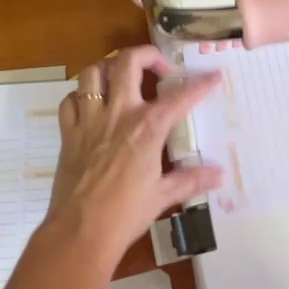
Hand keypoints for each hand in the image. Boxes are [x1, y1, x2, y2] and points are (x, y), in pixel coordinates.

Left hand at [46, 45, 223, 261]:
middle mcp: (118, 113)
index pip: (179, 96)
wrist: (80, 232)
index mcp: (147, 127)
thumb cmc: (125, 214)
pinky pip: (70, 100)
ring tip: (122, 78)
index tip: (213, 77)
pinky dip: (81, 96)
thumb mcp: (163, 196)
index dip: (200, 84)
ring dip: (109, 68)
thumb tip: (220, 175)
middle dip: (148, 55)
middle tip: (160, 70)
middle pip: (128, 62)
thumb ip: (191, 180)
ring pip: (93, 72)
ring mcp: (89, 119)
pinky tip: (92, 105)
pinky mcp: (68, 132)